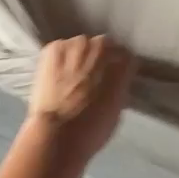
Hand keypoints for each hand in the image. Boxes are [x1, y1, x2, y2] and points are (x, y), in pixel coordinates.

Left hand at [24, 35, 137, 163]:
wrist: (57, 134)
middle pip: (103, 47)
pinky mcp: (53, 48)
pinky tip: (58, 76)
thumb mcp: (117, 106)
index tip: (113, 78)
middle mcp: (101, 44)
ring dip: (79, 58)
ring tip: (72, 77)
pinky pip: (61, 50)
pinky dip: (61, 60)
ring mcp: (76, 43)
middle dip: (99, 60)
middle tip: (93, 79)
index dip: (119, 68)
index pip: (125, 56)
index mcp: (123, 59)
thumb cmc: (93, 127)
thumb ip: (120, 82)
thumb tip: (117, 75)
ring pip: (81, 47)